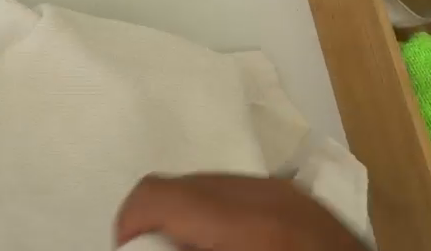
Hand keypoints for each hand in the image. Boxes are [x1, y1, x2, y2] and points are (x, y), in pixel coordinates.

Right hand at [115, 174, 363, 250]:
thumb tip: (144, 244)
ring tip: (192, 249)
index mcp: (249, 223)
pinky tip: (230, 244)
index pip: (159, 194)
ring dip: (190, 216)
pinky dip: (223, 218)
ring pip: (210, 186)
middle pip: (182, 185)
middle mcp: (266, 194)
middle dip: (159, 219)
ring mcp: (289, 195)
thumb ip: (190, 248)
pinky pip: (243, 195)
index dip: (129, 219)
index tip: (124, 248)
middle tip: (155, 250)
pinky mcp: (305, 203)